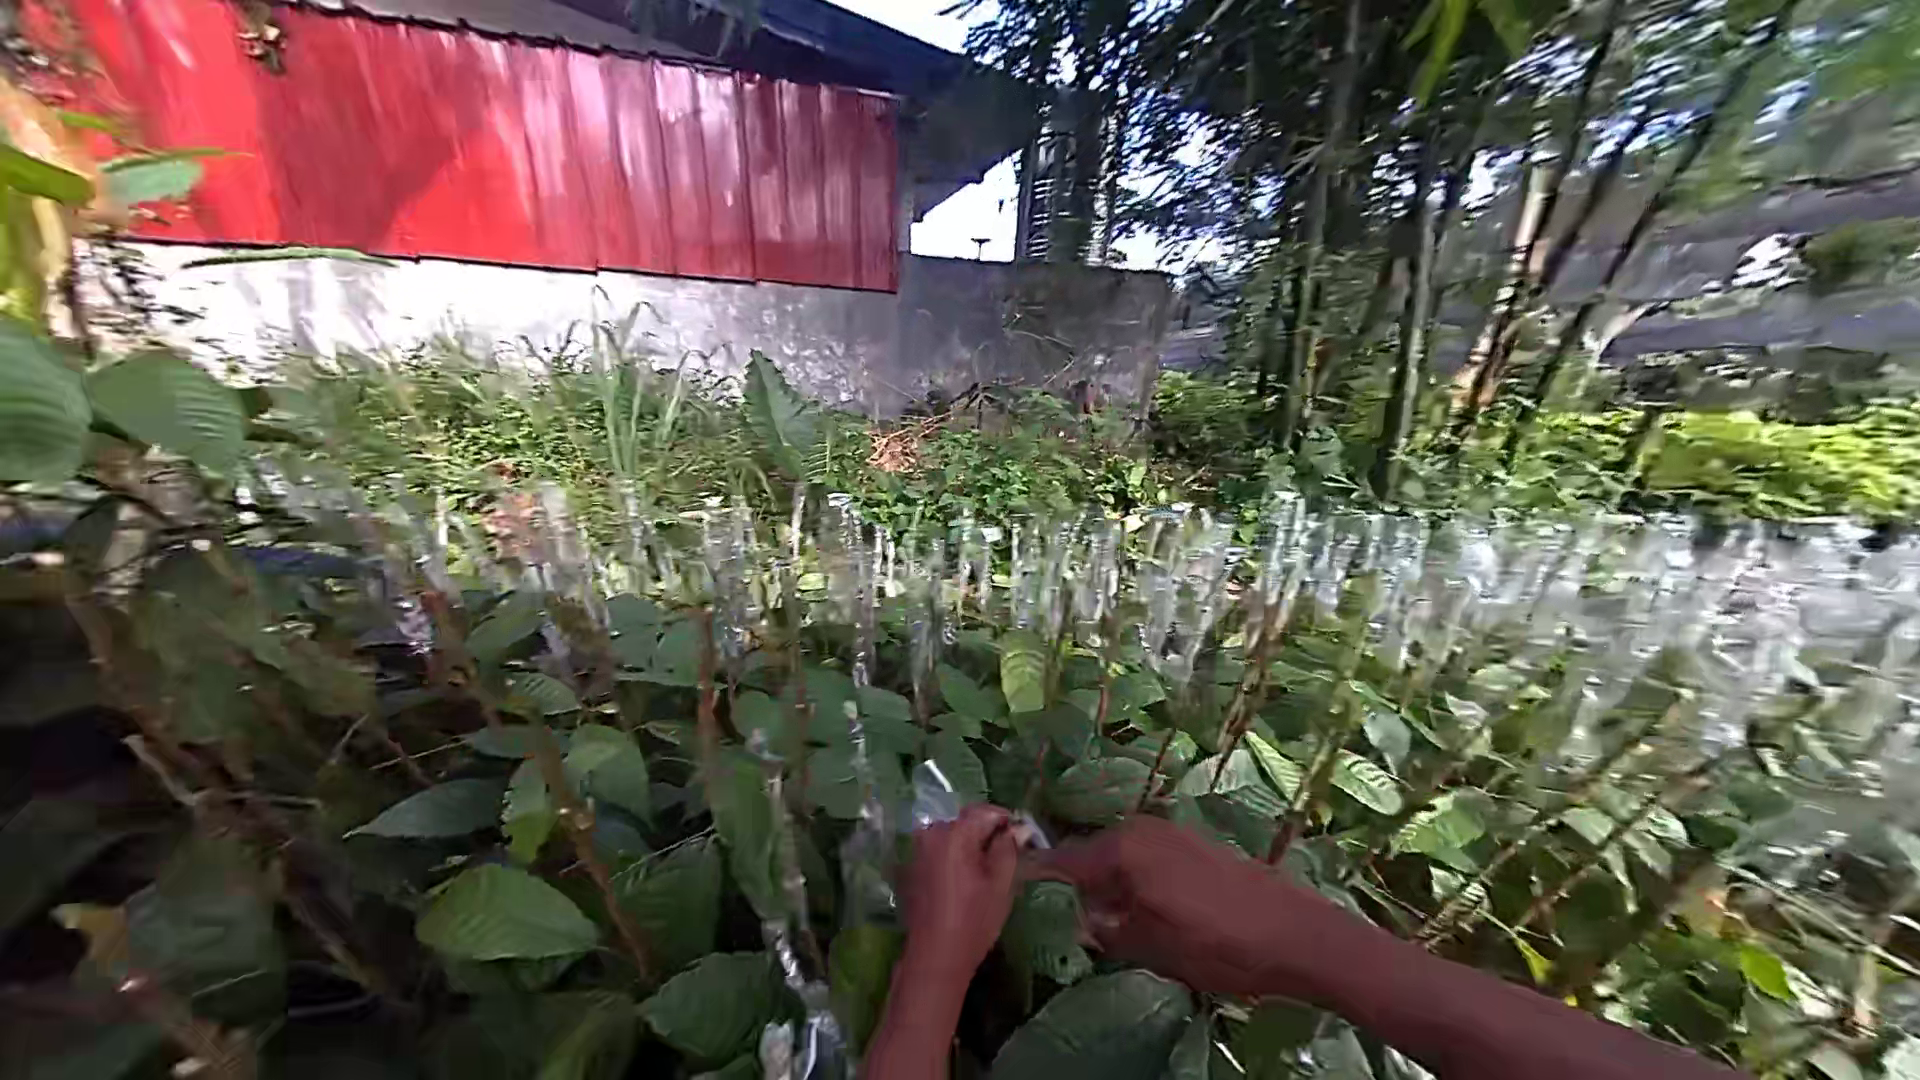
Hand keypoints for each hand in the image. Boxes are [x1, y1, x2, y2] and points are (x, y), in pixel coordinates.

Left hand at [900, 803, 1019, 979]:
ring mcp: (919, 848)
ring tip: (987, 867)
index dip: (1005, 820)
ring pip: (953, 833)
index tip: (1020, 836)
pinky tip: (966, 877)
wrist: (934, 958)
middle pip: (966, 820)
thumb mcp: (1000, 884)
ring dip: (970, 842)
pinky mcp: (913, 864)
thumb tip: (1019, 827)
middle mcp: (932, 832)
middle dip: (987, 831)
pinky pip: (940, 847)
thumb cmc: (972, 921)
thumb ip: (1009, 848)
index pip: (984, 811)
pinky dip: (955, 853)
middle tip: (1007, 852)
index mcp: (953, 833)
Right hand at [1034, 815, 1359, 996]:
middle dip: (1080, 884)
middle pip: (1091, 854)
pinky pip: (1143, 855)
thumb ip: (1109, 931)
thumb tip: (1084, 920)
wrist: (1295, 930)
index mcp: (1122, 849)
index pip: (1065, 859)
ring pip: (1118, 855)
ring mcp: (1165, 831)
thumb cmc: (1217, 942)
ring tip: (1111, 919)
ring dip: (1109, 882)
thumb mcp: (1154, 947)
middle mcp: (1138, 829)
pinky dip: (1134, 876)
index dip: (1040, 873)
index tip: (1019, 884)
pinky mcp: (1187, 841)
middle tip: (1074, 918)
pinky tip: (1146, 907)